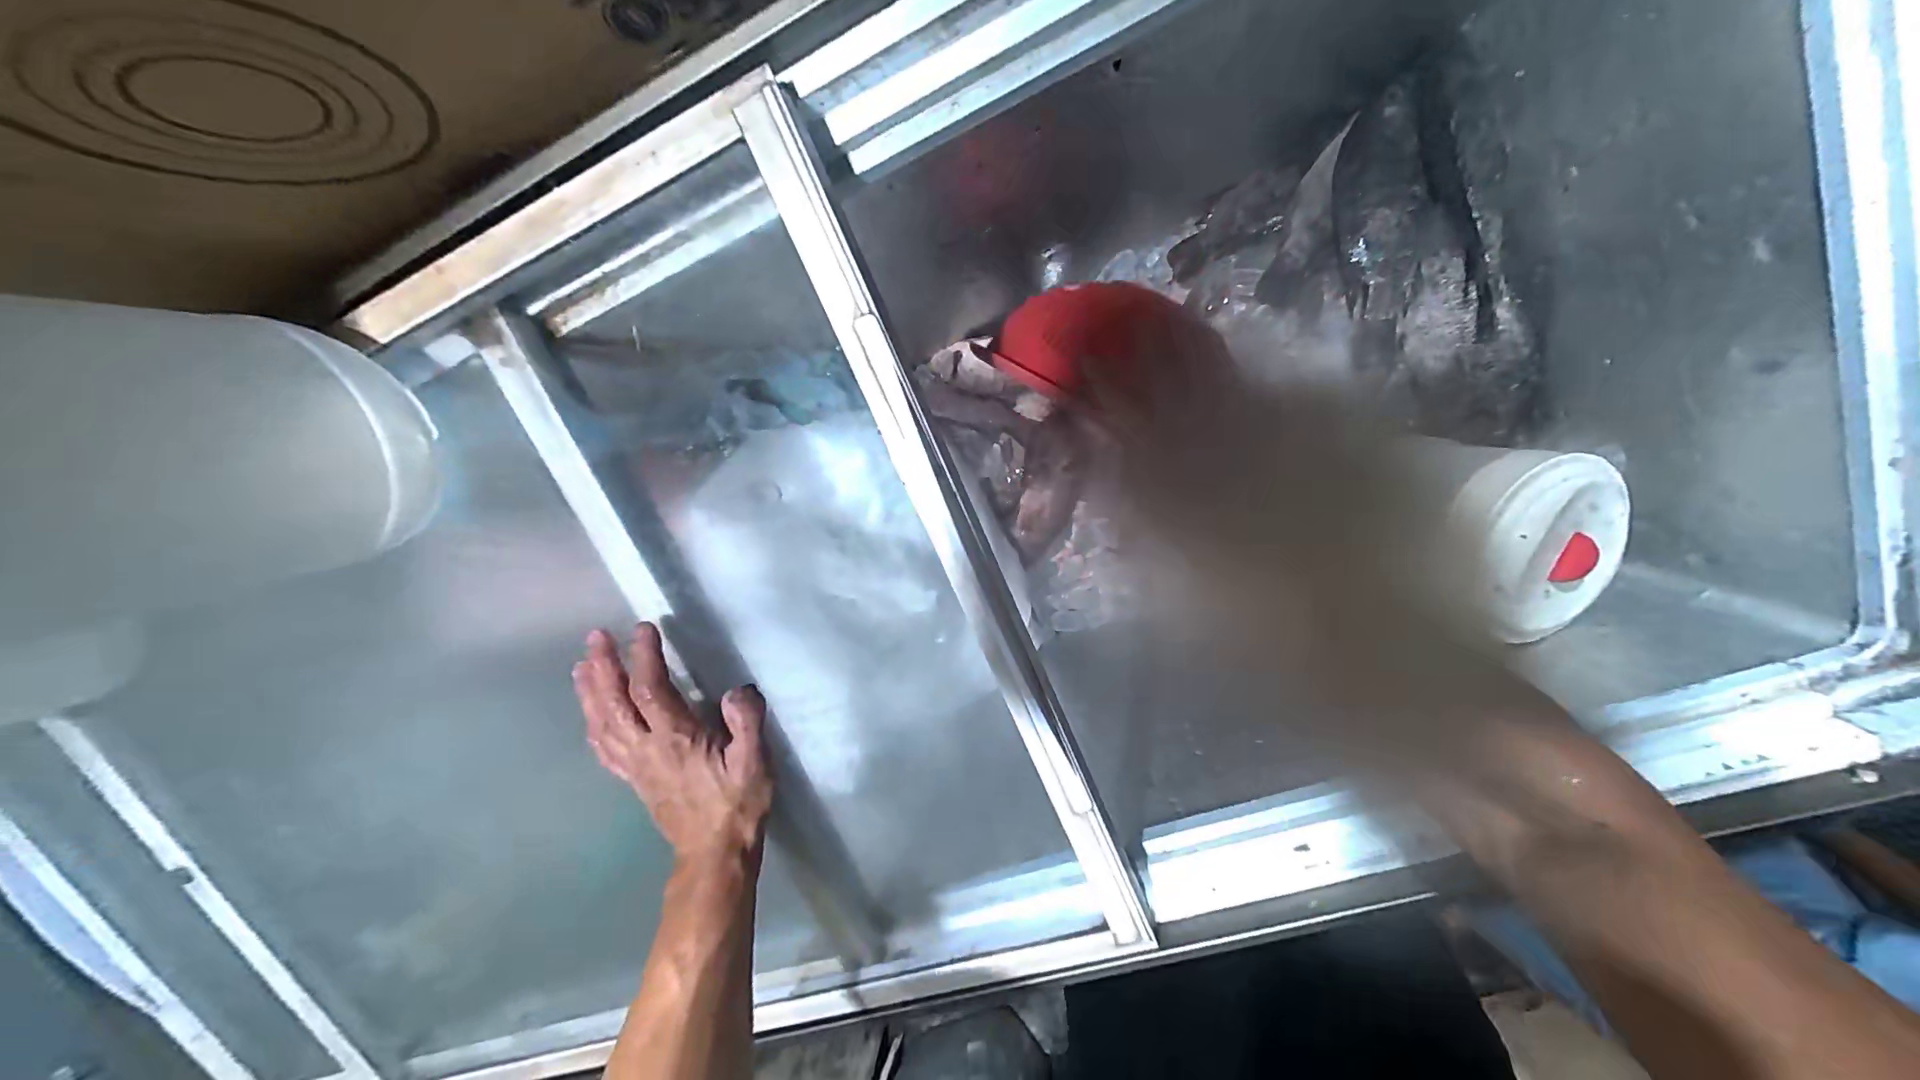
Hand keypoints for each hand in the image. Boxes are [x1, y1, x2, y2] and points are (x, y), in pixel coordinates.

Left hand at [574, 623, 772, 866]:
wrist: (715, 852)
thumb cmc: (738, 804)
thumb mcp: (754, 762)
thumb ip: (747, 723)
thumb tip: (737, 690)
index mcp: (675, 739)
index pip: (651, 689)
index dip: (644, 656)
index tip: (643, 628)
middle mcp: (647, 748)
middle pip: (615, 702)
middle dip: (604, 666)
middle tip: (595, 636)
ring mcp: (635, 765)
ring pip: (602, 722)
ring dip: (590, 691)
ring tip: (582, 665)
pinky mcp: (633, 779)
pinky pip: (604, 747)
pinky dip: (592, 724)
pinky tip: (590, 713)